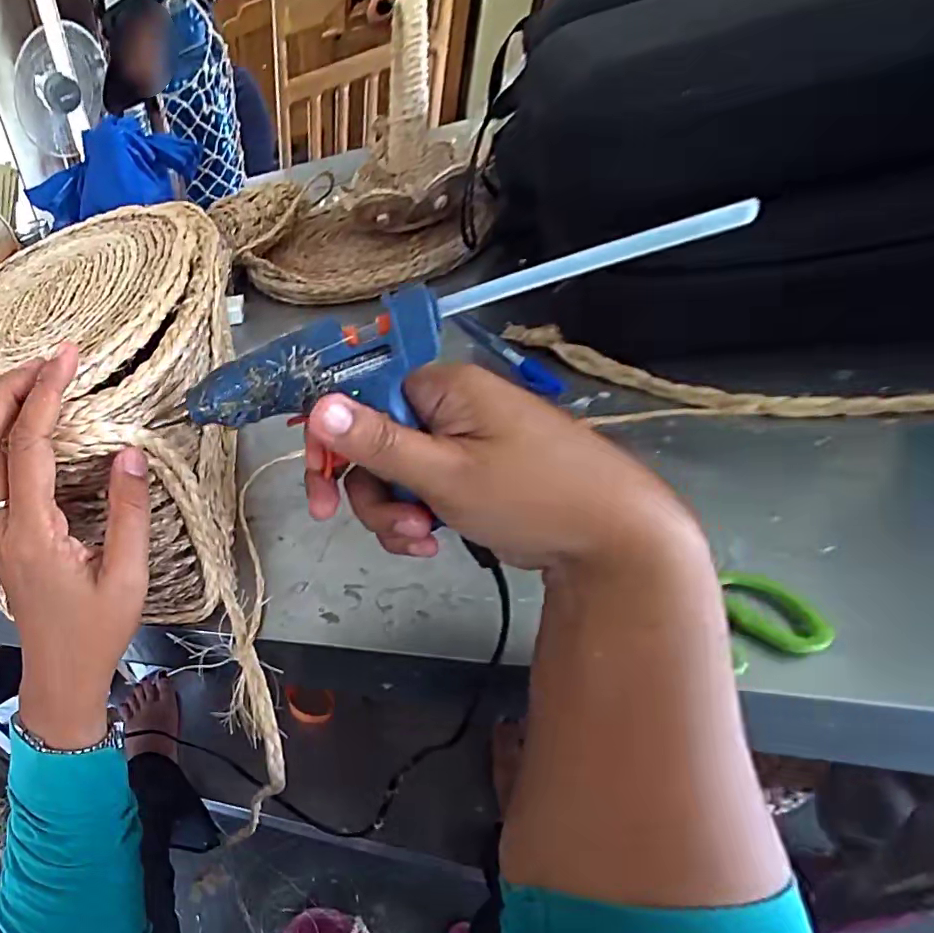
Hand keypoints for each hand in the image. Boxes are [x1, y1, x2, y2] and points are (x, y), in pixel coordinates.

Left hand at [0, 344, 152, 748]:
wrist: (60, 674)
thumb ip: (129, 513)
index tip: (66, 358)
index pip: (29, 447)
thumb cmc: (95, 633)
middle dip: (4, 393)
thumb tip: (130, 453)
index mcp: (33, 534)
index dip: (46, 395)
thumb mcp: (127, 577)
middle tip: (37, 362)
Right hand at [303, 363, 705, 571]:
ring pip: (391, 478)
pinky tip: (432, 543)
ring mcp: (456, 447)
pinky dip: (413, 521)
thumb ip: (377, 442)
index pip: (361, 400)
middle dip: (372, 493)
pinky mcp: (465, 478)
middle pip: (372, 448)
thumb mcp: (445, 473)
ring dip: (393, 514)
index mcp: (442, 389)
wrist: (614, 543)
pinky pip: (415, 495)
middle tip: (391, 524)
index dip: (334, 441)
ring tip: (422, 539)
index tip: (320, 482)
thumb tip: (319, 405)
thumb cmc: (532, 496)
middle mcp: (446, 411)